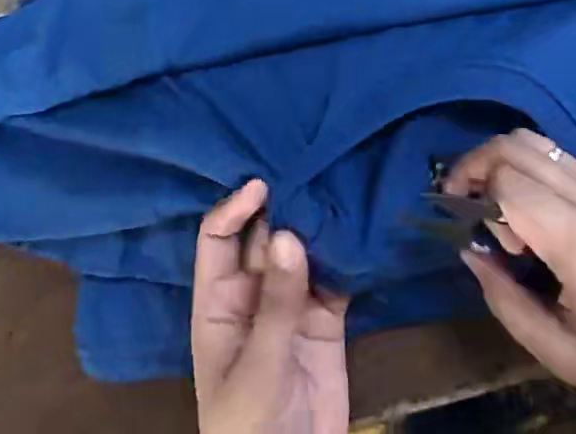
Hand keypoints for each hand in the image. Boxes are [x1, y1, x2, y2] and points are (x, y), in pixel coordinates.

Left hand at [192, 179, 350, 433]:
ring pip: (301, 248)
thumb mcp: (257, 367)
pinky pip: (334, 273)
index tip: (264, 184)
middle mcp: (253, 291)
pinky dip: (345, 251)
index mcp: (219, 300)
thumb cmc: (250, 427)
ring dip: (317, 222)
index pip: (218, 239)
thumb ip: (276, 302)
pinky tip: (357, 223)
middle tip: (310, 168)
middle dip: (284, 204)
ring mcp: (291, 301)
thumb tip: (289, 235)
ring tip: (337, 185)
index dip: (236, 208)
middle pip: (264, 235)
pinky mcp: (326, 314)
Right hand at [446, 130, 575, 433]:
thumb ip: (504, 300)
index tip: (458, 221)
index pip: (504, 179)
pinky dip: (529, 166)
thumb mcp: (561, 353)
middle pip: (514, 144)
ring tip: (495, 207)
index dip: (470, 191)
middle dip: (476, 164)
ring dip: (502, 160)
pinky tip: (532, 211)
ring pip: (535, 140)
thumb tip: (471, 251)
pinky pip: (558, 155)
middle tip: (463, 203)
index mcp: (575, 236)